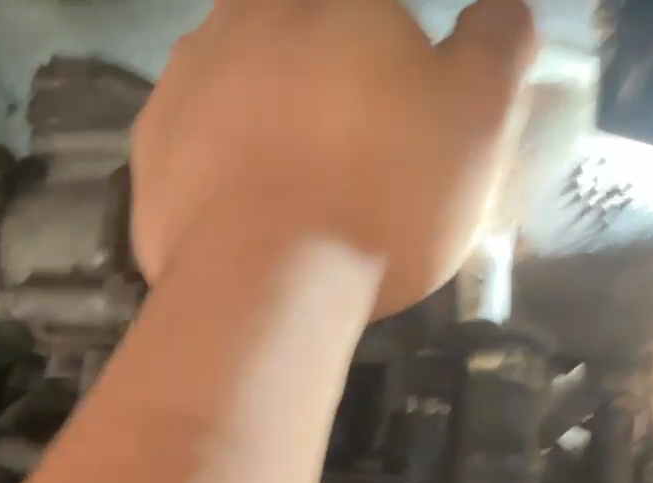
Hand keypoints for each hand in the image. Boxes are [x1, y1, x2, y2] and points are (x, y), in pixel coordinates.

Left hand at [129, 0, 537, 316]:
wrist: (270, 285)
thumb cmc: (387, 194)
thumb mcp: (479, 119)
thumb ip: (497, 46)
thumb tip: (500, 10)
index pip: (377, 16)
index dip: (397, 64)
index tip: (405, 121)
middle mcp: (250, 13)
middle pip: (302, 36)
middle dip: (329, 84)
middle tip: (352, 159)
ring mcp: (188, 76)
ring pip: (241, 80)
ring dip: (269, 117)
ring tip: (298, 191)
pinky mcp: (152, 144)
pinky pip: (197, 136)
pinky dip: (223, 163)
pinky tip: (253, 212)